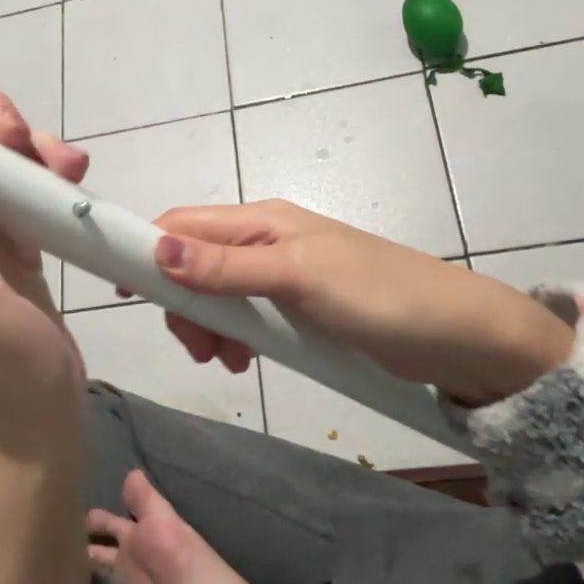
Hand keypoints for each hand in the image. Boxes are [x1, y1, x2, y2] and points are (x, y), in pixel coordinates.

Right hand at [149, 200, 574, 406]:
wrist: (458, 335)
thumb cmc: (379, 298)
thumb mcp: (298, 280)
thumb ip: (227, 270)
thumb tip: (157, 249)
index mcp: (262, 222)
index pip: (183, 224)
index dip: (147, 252)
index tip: (124, 295)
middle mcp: (266, 240)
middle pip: (193, 263)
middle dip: (183, 304)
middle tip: (201, 348)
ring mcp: (283, 275)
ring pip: (216, 294)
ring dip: (208, 326)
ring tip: (230, 361)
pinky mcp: (299, 307)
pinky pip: (246, 316)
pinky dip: (235, 337)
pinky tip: (247, 361)